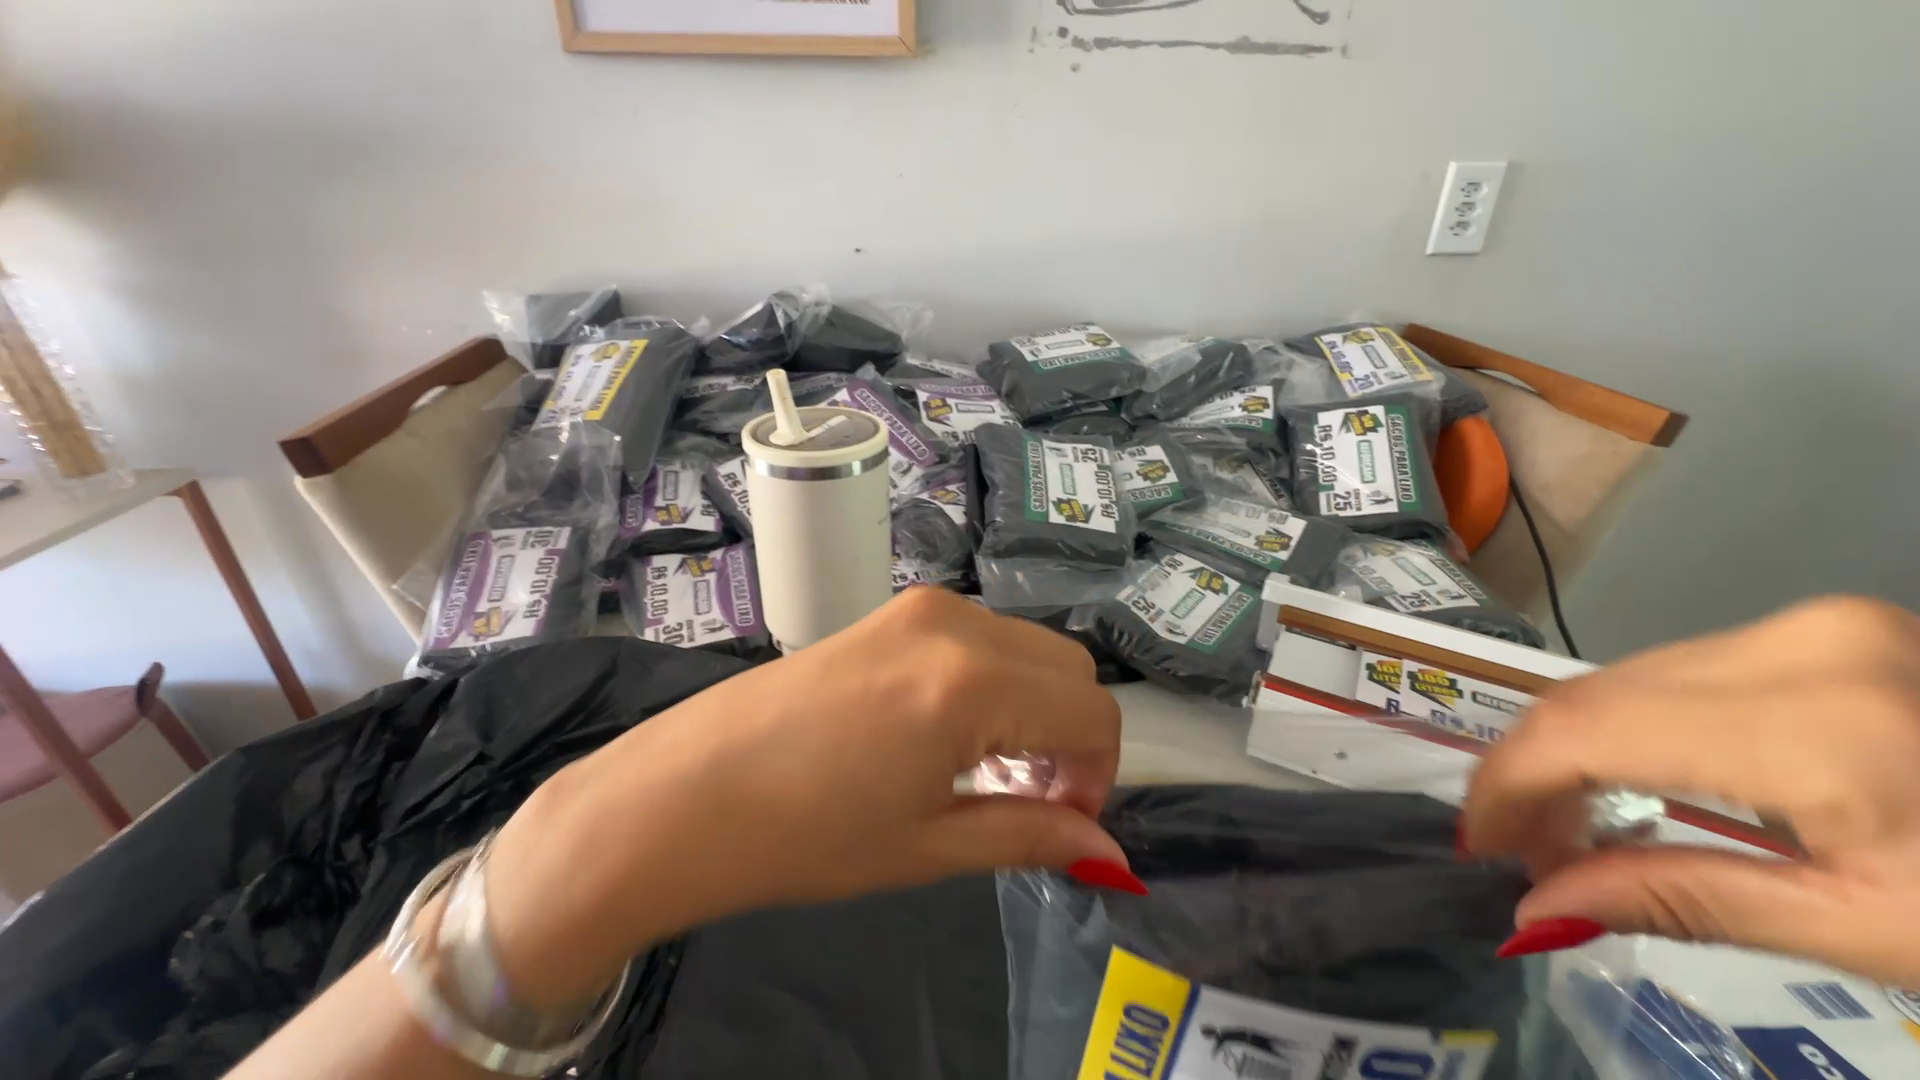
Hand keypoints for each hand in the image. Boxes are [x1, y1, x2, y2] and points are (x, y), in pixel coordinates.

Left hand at [478, 588, 1126, 1005]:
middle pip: (1069, 668)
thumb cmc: (803, 836)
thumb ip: (1031, 835)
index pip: (1092, 714)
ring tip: (987, 770)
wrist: (684, 794)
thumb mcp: (928, 845)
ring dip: (1034, 705)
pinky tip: (950, 732)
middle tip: (1030, 797)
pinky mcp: (889, 611)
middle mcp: (955, 625)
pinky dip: (995, 681)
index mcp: (971, 683)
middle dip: (1072, 735)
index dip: (1098, 774)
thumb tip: (1104, 847)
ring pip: (1027, 647)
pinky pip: (980, 636)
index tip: (1068, 820)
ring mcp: (919, 607)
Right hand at [1461, 597, 1919, 984]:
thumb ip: (1680, 901)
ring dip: (1575, 753)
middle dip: (1531, 775)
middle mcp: (1791, 640)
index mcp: (1811, 721)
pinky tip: (1637, 783)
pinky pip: (1675, 675)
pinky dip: (1630, 731)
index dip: (1504, 788)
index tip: (1478, 849)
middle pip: (1590, 697)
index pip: (1582, 732)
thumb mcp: (1874, 931)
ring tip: (1573, 829)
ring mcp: (1811, 622)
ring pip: (1623, 680)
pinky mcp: (1824, 628)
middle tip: (1521, 855)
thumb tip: (1533, 913)